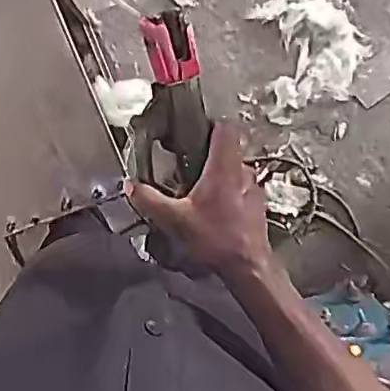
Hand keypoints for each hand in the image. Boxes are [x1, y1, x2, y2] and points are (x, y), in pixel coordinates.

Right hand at [129, 125, 274, 276]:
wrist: (247, 266)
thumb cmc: (217, 240)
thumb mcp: (175, 220)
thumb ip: (150, 200)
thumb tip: (133, 187)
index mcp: (224, 169)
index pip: (227, 129)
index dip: (212, 124)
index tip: (198, 128)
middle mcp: (242, 173)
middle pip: (230, 147)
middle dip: (211, 150)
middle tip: (192, 160)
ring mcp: (253, 187)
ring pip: (237, 167)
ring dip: (221, 171)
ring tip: (202, 186)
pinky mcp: (257, 203)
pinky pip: (243, 185)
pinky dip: (231, 189)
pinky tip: (216, 206)